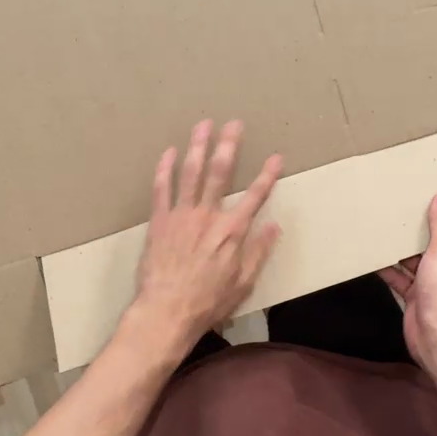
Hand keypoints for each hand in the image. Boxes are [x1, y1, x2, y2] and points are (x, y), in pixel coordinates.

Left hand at [128, 119, 283, 352]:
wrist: (166, 312)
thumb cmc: (208, 302)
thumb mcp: (244, 283)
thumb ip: (259, 252)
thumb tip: (275, 226)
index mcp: (232, 231)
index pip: (256, 196)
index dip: (268, 175)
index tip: (277, 157)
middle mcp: (208, 216)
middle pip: (220, 173)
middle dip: (229, 145)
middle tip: (234, 124)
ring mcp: (181, 216)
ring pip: (191, 173)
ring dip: (198, 146)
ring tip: (203, 125)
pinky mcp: (159, 221)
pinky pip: (162, 189)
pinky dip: (165, 169)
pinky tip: (169, 152)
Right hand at [380, 194, 436, 366]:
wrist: (434, 337)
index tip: (429, 195)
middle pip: (433, 242)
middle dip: (418, 229)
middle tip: (400, 207)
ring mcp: (432, 281)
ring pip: (415, 259)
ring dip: (401, 248)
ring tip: (383, 226)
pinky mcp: (416, 294)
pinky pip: (401, 276)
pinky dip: (389, 268)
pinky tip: (374, 255)